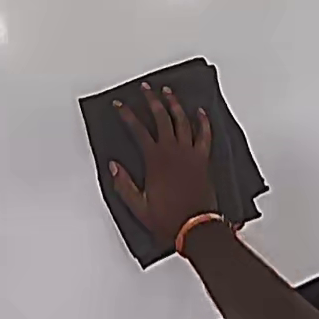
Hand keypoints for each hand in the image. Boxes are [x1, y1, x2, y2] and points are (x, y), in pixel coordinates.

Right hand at [110, 82, 216, 248]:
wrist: (198, 230)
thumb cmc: (169, 219)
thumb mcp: (139, 206)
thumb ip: (124, 184)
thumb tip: (113, 166)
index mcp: (155, 159)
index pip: (138, 129)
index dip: (127, 114)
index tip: (119, 105)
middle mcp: (172, 151)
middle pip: (161, 117)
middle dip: (151, 99)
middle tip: (146, 88)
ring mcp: (190, 153)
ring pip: (182, 120)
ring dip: (174, 103)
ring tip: (168, 91)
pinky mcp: (203, 160)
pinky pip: (205, 135)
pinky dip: (203, 122)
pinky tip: (200, 112)